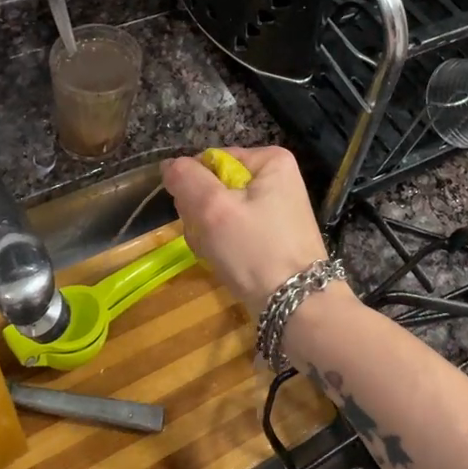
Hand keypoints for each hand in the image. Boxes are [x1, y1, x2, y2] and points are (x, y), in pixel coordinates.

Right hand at [162, 145, 327, 317]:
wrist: (299, 308)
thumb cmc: (256, 251)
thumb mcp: (214, 210)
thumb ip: (187, 180)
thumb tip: (169, 165)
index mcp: (270, 160)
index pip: (211, 161)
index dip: (195, 188)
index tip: (196, 216)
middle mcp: (277, 178)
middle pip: (216, 186)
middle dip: (203, 214)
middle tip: (209, 239)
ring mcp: (276, 208)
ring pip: (222, 212)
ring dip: (210, 234)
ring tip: (219, 255)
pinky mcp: (273, 234)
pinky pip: (236, 230)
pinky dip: (225, 246)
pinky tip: (228, 263)